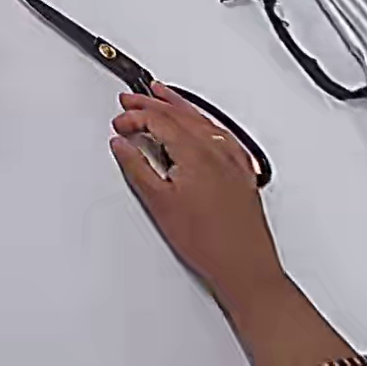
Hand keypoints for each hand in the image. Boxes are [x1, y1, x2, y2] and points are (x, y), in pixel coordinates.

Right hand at [111, 82, 284, 306]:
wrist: (247, 272)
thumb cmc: (209, 244)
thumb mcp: (160, 204)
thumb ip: (137, 168)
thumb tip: (121, 145)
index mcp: (195, 154)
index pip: (158, 121)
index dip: (134, 118)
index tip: (120, 124)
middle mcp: (216, 151)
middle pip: (179, 114)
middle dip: (150, 103)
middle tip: (129, 100)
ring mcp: (232, 161)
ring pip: (201, 120)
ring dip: (177, 104)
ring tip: (160, 94)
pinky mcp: (242, 173)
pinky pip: (223, 135)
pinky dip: (205, 122)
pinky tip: (202, 122)